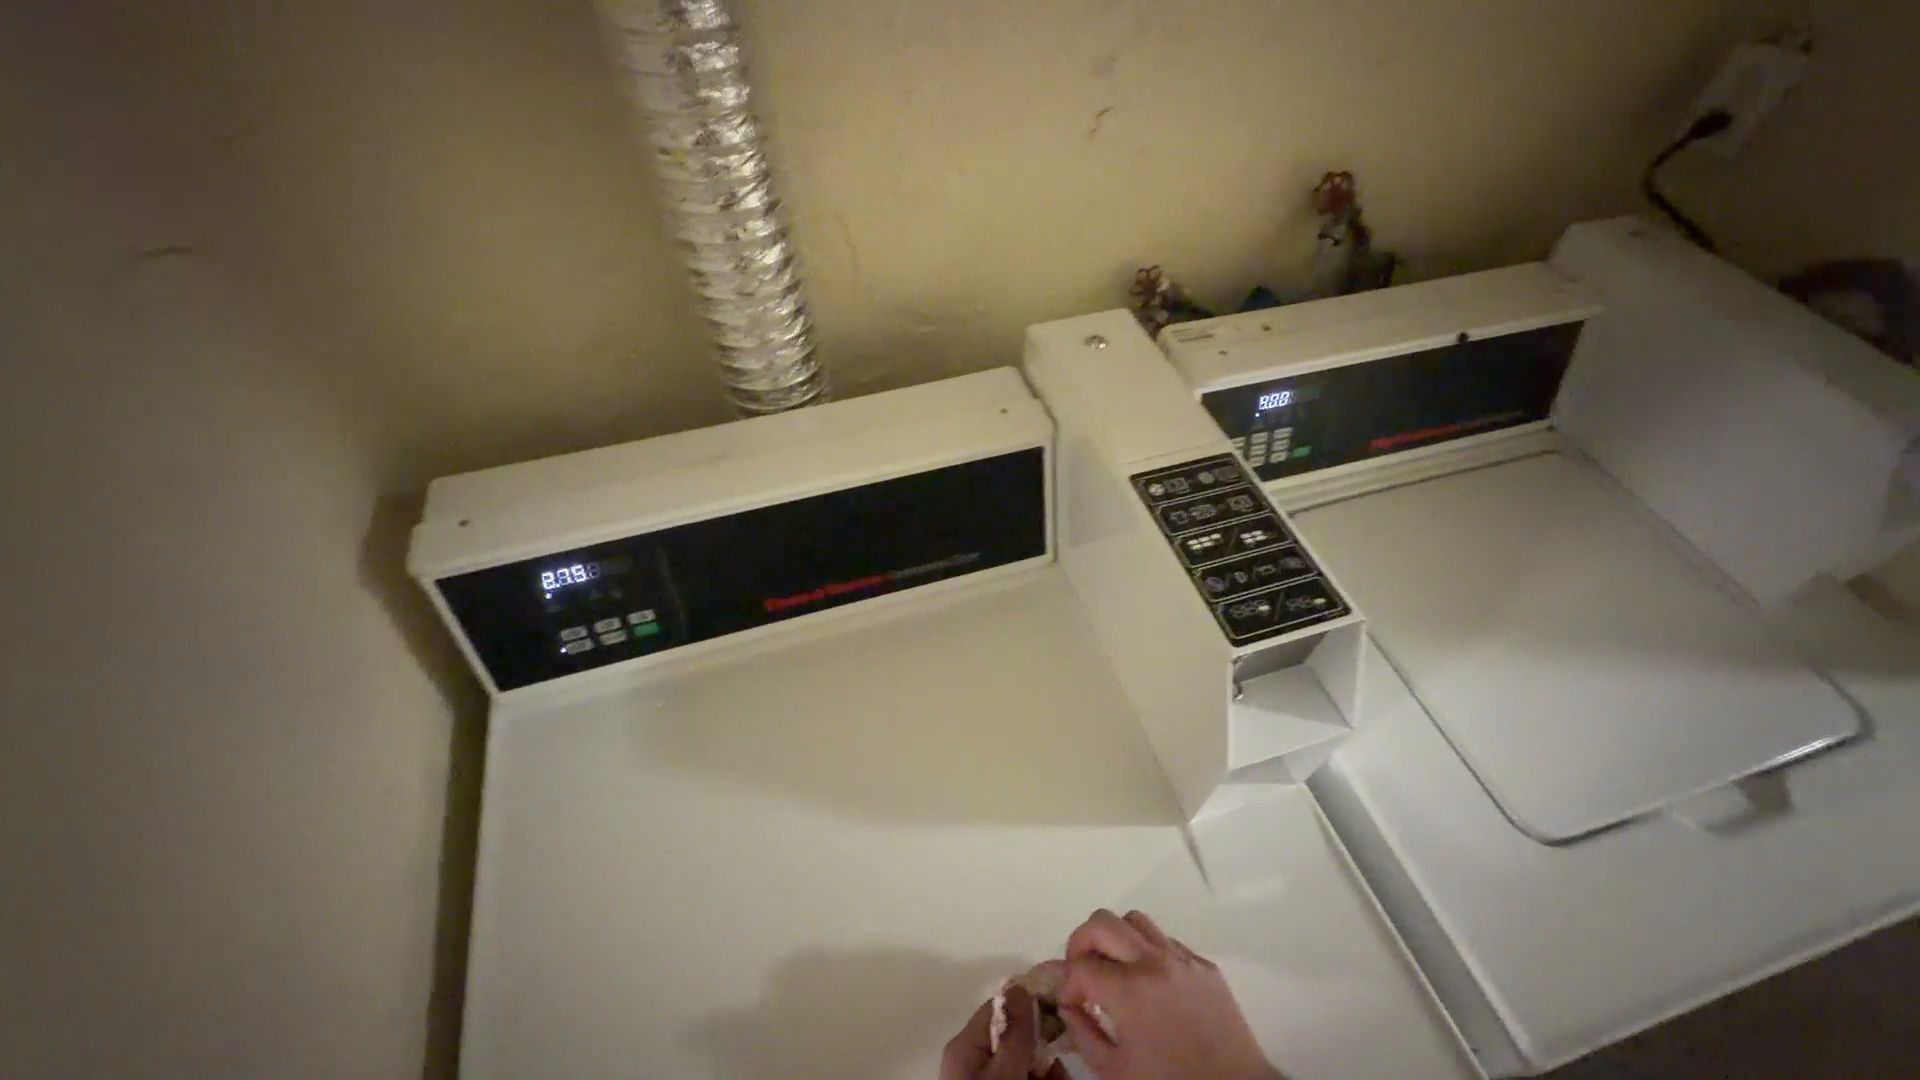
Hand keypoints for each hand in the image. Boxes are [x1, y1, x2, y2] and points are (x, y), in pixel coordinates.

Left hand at [941, 985, 1065, 1079]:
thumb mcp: (1004, 1071)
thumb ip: (1015, 1032)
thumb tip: (1021, 986)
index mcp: (965, 1044)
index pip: (998, 1007)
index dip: (1028, 1002)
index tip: (1059, 1004)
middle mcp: (972, 1058)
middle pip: (1015, 1037)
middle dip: (1044, 1043)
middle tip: (1065, 1049)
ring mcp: (983, 1077)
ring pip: (1023, 1061)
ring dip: (1049, 1066)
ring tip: (1063, 1074)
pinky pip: (1021, 1077)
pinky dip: (1042, 1077)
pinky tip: (1059, 1078)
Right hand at [1055, 909, 1282, 1079]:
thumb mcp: (1115, 1071)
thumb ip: (1083, 1034)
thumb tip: (1068, 1007)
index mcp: (1129, 990)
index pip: (1080, 967)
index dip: (1066, 985)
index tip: (1070, 1003)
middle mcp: (1154, 962)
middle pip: (1101, 923)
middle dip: (1080, 943)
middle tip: (1081, 970)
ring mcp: (1182, 959)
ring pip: (1135, 920)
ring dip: (1115, 937)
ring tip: (1113, 965)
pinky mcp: (1204, 964)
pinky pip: (1166, 939)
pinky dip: (1147, 950)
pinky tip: (1149, 979)